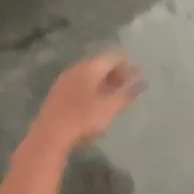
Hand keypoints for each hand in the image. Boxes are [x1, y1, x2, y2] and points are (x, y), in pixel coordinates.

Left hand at [25, 52, 144, 154]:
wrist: (51, 135)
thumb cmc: (84, 119)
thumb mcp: (110, 107)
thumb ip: (127, 93)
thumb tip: (143, 82)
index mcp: (90, 67)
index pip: (113, 57)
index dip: (127, 64)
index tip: (138, 75)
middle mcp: (77, 68)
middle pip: (100, 65)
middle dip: (116, 73)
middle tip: (128, 85)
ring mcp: (65, 80)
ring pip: (89, 75)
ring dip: (103, 82)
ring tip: (115, 95)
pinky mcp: (58, 93)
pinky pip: (80, 84)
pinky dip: (92, 88)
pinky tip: (96, 101)